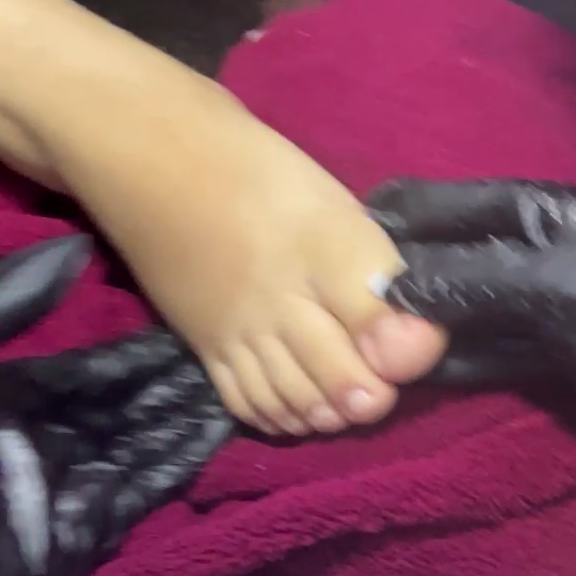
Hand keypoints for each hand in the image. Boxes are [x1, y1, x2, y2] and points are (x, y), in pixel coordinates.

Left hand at [0, 237, 230, 575]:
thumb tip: (65, 248)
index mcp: (6, 399)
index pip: (96, 368)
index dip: (146, 349)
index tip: (200, 325)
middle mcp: (51, 437)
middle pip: (134, 402)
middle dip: (184, 381)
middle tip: (248, 354)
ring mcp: (74, 485)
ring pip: (150, 439)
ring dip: (195, 415)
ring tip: (253, 387)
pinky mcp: (89, 528)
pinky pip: (148, 485)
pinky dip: (186, 459)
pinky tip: (224, 433)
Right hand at [40, 93, 448, 437]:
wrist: (158, 157)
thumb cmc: (270, 184)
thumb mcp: (343, 220)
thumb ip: (380, 284)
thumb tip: (417, 349)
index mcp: (333, 271)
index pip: (383, 338)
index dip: (405, 360)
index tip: (411, 359)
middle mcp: (285, 314)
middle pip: (336, 384)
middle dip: (366, 399)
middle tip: (379, 394)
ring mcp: (241, 335)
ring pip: (293, 401)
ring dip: (326, 414)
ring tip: (345, 408)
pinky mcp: (206, 346)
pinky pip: (244, 401)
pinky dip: (279, 417)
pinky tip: (301, 415)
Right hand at [369, 180, 575, 477]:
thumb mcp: (559, 285)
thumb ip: (476, 276)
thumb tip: (390, 283)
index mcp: (565, 214)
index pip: (475, 204)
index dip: (416, 214)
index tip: (352, 225)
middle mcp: (560, 252)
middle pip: (473, 255)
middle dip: (418, 275)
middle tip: (347, 292)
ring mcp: (560, 305)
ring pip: (482, 306)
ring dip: (434, 322)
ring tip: (368, 334)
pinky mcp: (561, 354)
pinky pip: (499, 348)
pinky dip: (462, 357)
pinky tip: (418, 367)